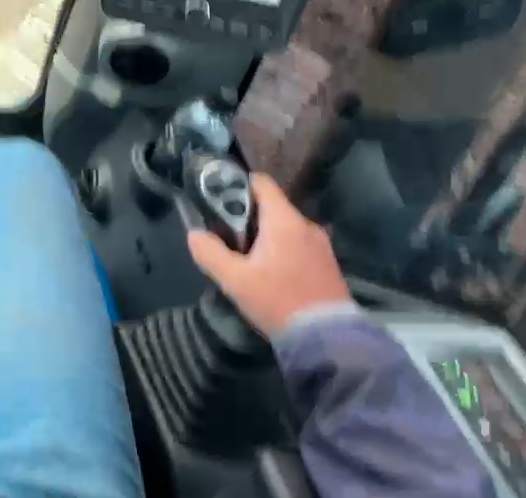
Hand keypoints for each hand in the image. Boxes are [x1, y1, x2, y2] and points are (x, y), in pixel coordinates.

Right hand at [186, 173, 351, 336]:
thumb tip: (195, 234)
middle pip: (270, 206)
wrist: (331, 343)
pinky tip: (270, 274)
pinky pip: (297, 245)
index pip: (261, 182)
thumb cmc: (279, 301)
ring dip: (263, 235)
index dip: (236, 185)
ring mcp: (321, 247)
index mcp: (284, 221)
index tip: (217, 201)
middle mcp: (306, 226)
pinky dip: (280, 250)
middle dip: (245, 216)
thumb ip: (208, 251)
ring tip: (246, 259)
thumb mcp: (233, 279)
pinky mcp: (328, 266)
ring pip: (283, 227)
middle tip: (225, 236)